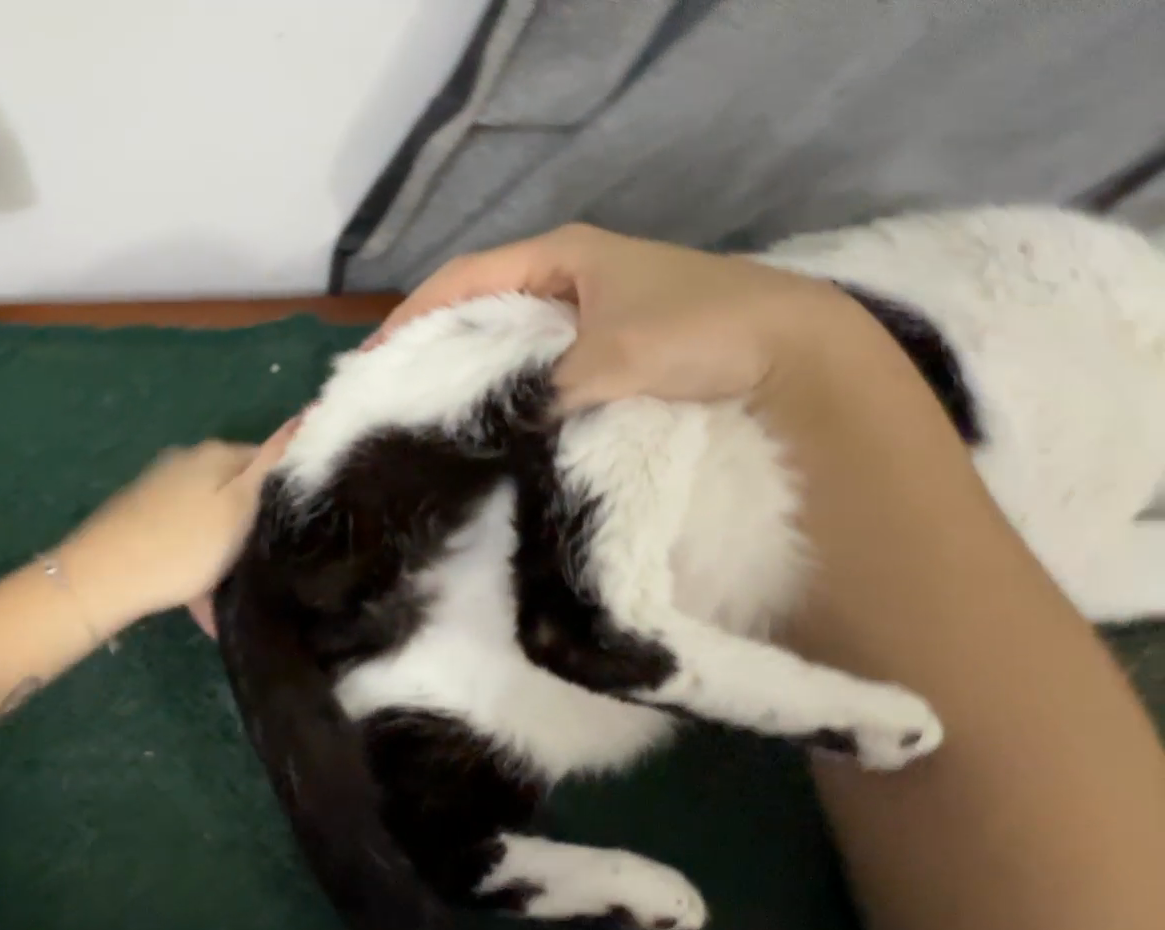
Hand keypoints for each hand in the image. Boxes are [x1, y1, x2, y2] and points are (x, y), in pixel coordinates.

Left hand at [57, 418, 300, 634]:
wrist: (102, 579)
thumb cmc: (183, 547)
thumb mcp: (239, 507)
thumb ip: (269, 465)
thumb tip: (302, 417)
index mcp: (215, 453)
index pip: (269, 459)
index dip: (286, 492)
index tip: (296, 527)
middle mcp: (185, 461)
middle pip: (235, 489)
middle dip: (250, 524)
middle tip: (264, 563)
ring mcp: (158, 487)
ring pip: (207, 517)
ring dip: (220, 550)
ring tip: (229, 591)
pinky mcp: (139, 515)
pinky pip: (182, 536)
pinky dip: (194, 561)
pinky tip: (198, 598)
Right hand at [374, 224, 860, 409]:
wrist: (796, 351)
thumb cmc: (700, 331)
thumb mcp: (610, 359)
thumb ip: (540, 392)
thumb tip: (485, 433)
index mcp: (562, 255)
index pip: (466, 277)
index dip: (414, 314)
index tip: (374, 356)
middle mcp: (570, 273)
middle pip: (480, 300)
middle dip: (434, 338)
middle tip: (393, 382)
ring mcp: (591, 307)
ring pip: (509, 331)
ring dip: (470, 362)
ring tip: (428, 400)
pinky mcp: (608, 341)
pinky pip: (537, 356)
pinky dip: (508, 379)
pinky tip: (489, 409)